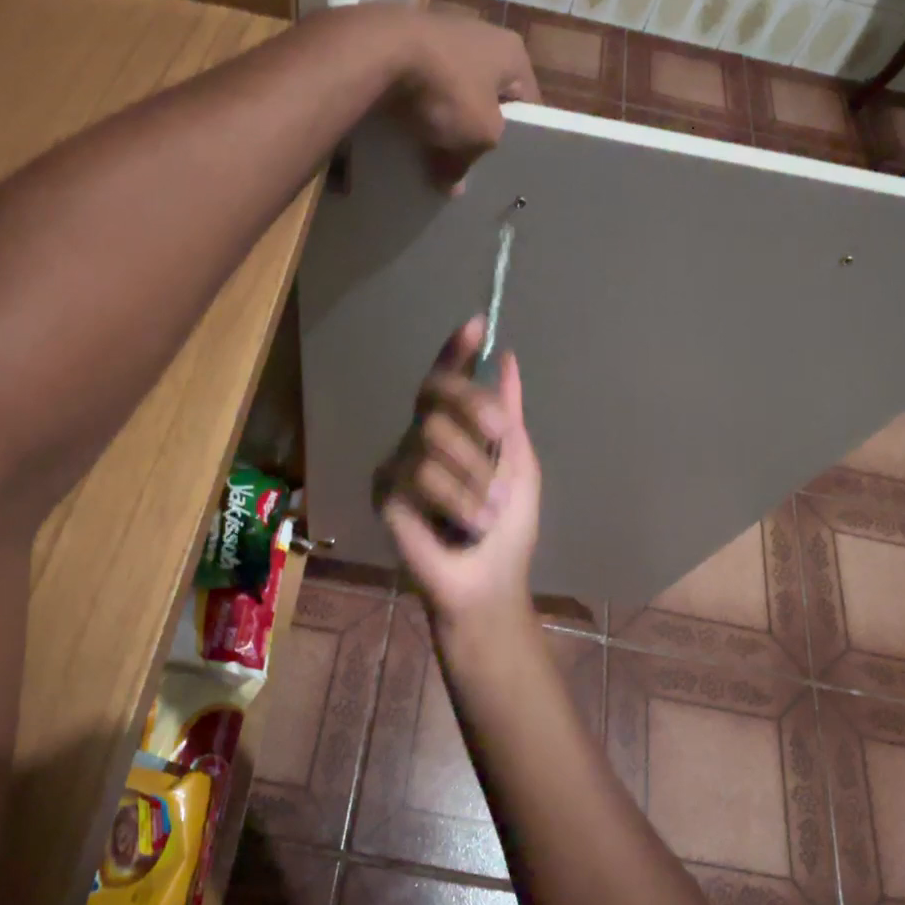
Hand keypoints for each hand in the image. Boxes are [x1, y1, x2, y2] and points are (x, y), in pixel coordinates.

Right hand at [373, 317, 540, 627]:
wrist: (490, 582)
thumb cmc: (508, 530)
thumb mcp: (519, 464)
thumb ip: (509, 414)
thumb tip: (507, 358)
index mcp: (454, 429)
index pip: (445, 380)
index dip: (455, 350)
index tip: (477, 323)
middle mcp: (421, 438)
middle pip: (435, 391)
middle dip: (474, 406)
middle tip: (501, 432)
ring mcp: (400, 464)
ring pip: (432, 434)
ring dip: (475, 474)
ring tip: (491, 511)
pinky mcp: (385, 492)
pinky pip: (420, 472)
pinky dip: (456, 498)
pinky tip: (469, 524)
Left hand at [385, 9, 541, 191]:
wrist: (380, 52)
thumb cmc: (447, 90)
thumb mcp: (476, 136)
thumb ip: (471, 162)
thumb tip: (454, 186)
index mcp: (512, 52)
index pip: (527, 102)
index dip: (519, 136)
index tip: (503, 164)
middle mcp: (482, 34)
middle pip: (487, 95)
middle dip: (475, 128)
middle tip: (468, 161)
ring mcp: (441, 32)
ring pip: (451, 90)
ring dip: (443, 117)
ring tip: (433, 149)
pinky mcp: (405, 40)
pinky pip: (420, 83)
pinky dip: (416, 104)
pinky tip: (406, 128)